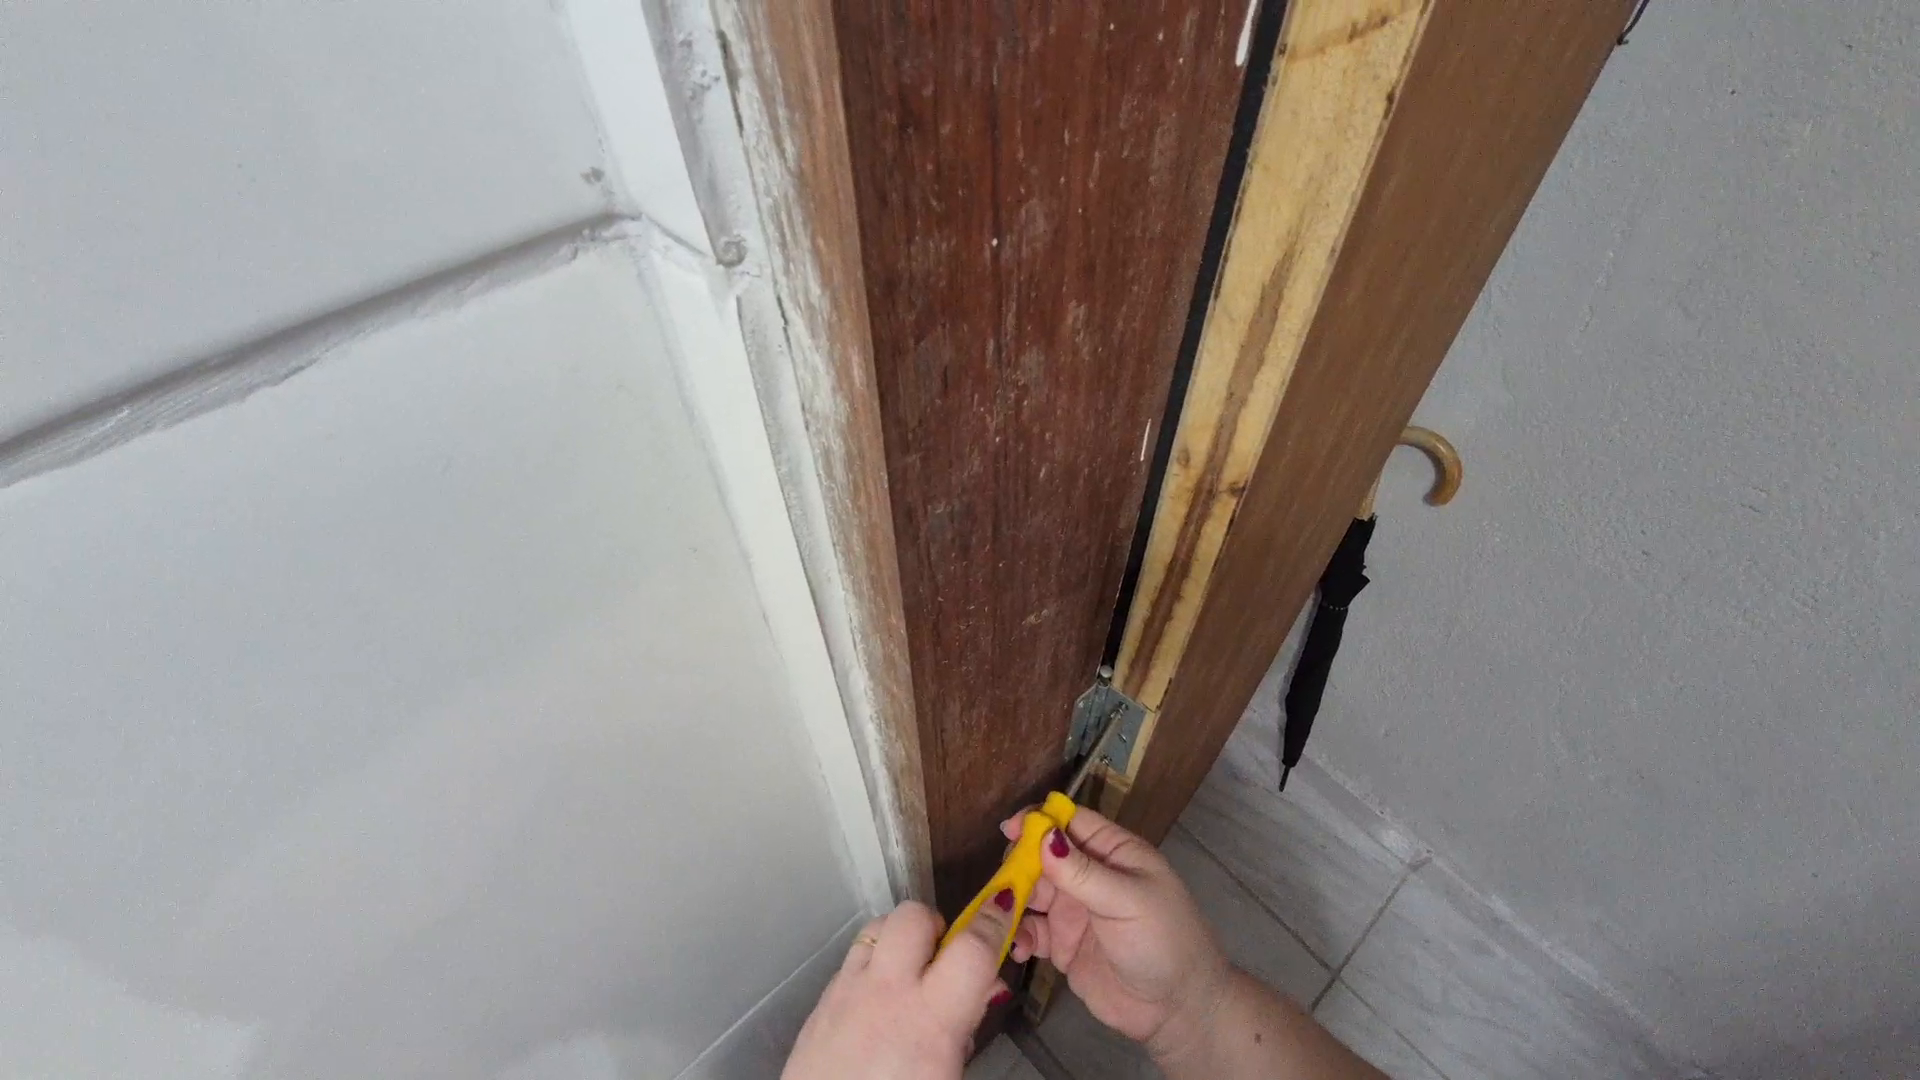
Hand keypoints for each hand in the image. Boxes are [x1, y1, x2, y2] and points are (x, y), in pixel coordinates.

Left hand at [782, 900, 1014, 1079]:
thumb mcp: (949, 1077)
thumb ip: (968, 1027)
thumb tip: (985, 986)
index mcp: (928, 1022)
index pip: (971, 949)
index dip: (992, 921)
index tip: (1003, 905)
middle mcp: (886, 994)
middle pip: (913, 916)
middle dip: (935, 924)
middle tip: (943, 957)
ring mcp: (847, 992)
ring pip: (878, 926)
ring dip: (899, 940)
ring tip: (908, 974)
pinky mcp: (820, 1002)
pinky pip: (852, 958)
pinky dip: (872, 966)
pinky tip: (876, 1001)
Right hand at [1001, 806, 1229, 1058]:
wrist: (1178, 1011)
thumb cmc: (1164, 941)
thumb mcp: (1128, 901)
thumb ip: (1083, 872)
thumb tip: (1042, 834)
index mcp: (1112, 851)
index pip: (1070, 822)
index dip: (1039, 820)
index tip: (1011, 830)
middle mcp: (1088, 874)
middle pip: (1041, 855)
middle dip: (1018, 863)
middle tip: (1003, 883)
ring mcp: (1073, 909)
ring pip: (1031, 891)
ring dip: (1012, 899)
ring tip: (1000, 915)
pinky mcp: (1062, 944)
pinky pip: (1031, 930)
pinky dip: (1018, 934)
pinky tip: (1017, 946)